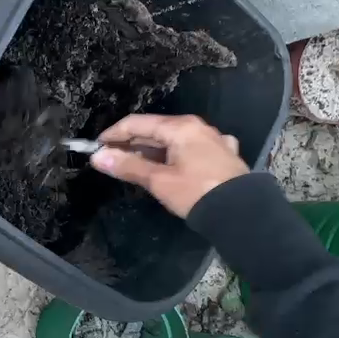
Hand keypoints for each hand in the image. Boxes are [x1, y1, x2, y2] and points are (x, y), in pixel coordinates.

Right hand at [90, 114, 247, 217]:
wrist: (243, 213)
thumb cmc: (196, 192)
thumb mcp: (158, 180)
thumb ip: (127, 166)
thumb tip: (98, 157)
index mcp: (180, 128)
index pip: (137, 123)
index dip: (113, 134)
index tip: (95, 148)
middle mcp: (197, 128)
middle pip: (155, 130)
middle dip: (130, 143)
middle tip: (110, 159)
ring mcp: (212, 141)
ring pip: (172, 140)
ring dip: (150, 150)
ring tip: (133, 165)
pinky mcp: (221, 156)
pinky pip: (189, 149)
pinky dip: (172, 155)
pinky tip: (170, 166)